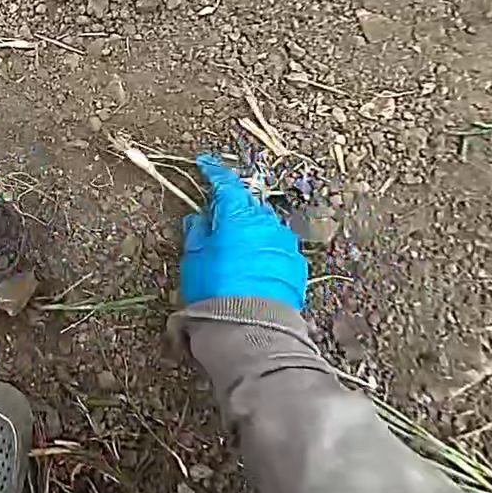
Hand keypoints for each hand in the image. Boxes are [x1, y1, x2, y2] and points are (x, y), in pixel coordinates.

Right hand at [180, 155, 307, 310]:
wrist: (251, 327)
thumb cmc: (215, 289)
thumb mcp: (195, 257)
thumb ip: (199, 230)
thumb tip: (201, 217)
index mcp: (239, 215)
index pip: (226, 183)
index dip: (214, 172)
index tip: (204, 164)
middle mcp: (267, 223)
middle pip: (248, 203)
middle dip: (232, 204)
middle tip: (216, 214)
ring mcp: (285, 243)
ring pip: (264, 224)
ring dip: (249, 227)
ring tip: (234, 245)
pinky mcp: (296, 264)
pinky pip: (276, 246)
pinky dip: (263, 247)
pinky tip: (250, 263)